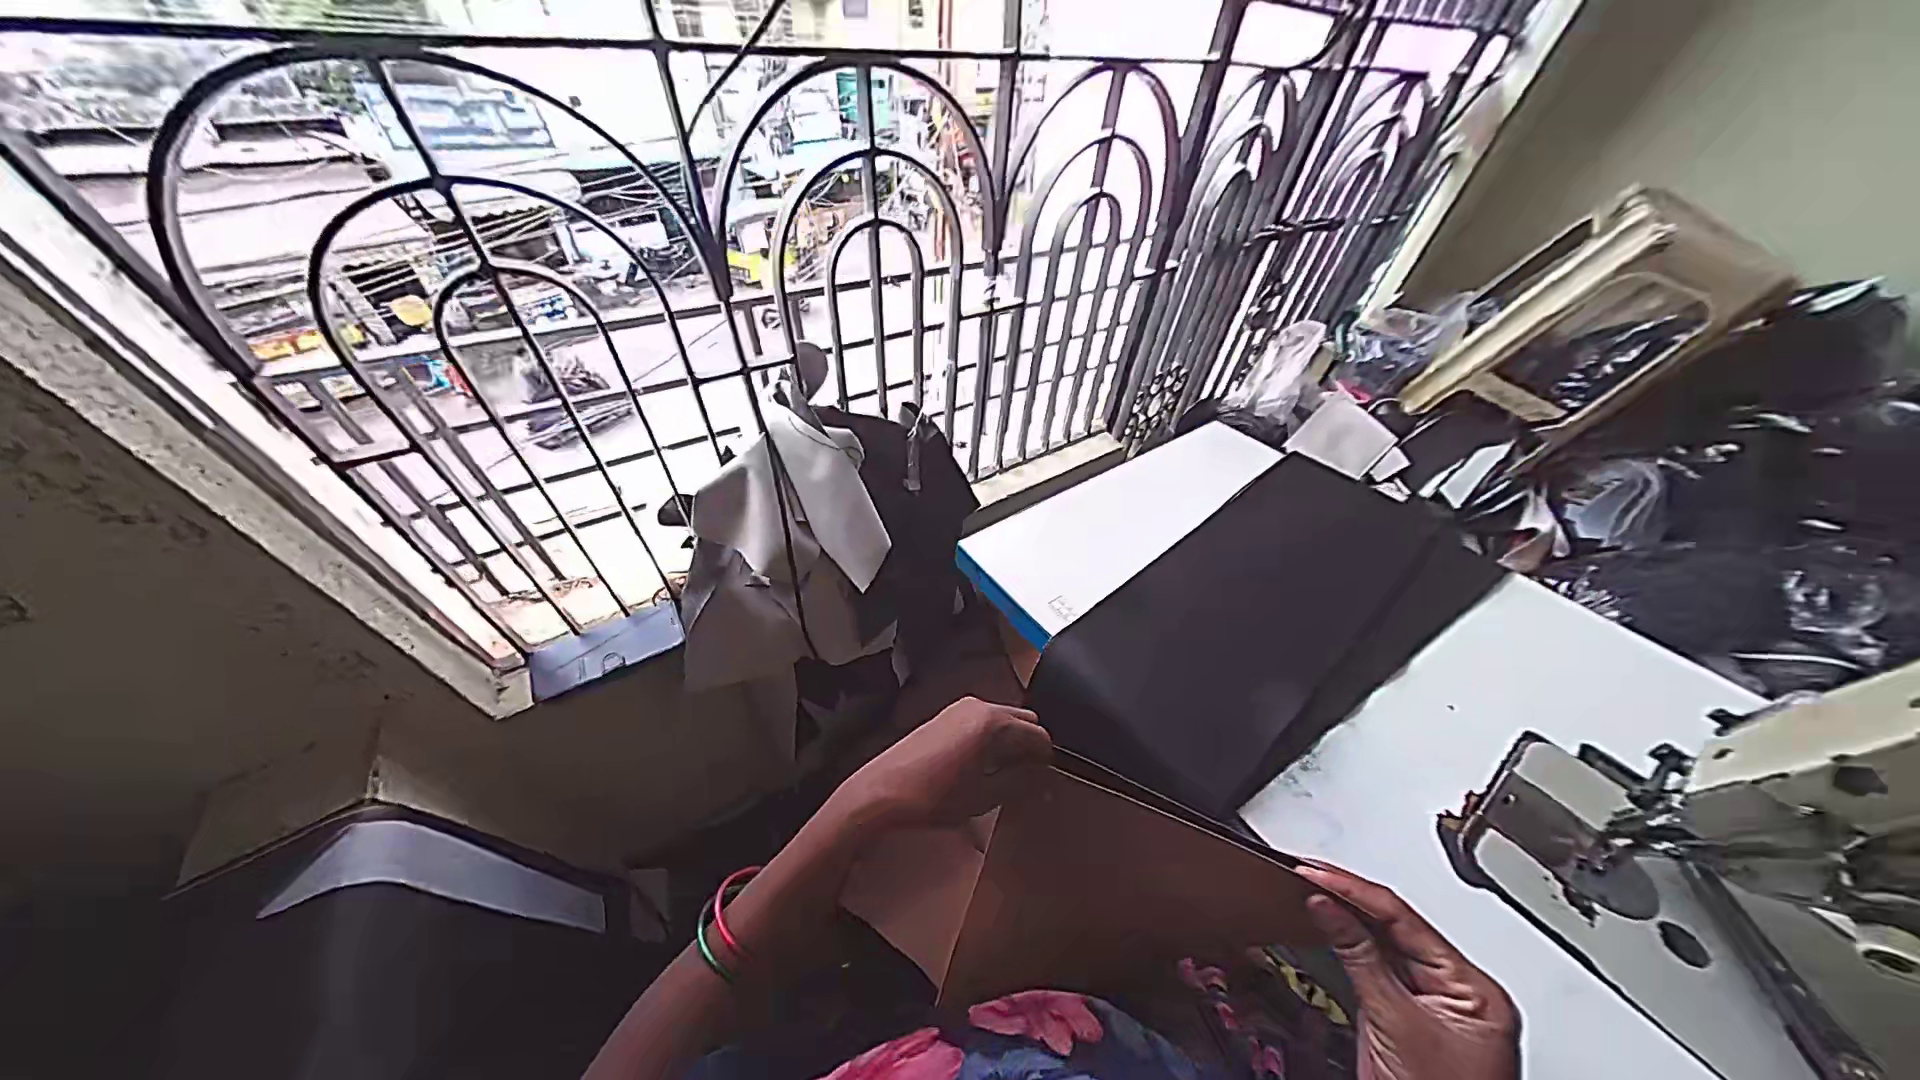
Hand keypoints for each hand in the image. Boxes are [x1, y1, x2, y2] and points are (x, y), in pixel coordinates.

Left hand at [827, 697, 1051, 831]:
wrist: (881, 792)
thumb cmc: (932, 796)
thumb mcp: (984, 797)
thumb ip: (1018, 781)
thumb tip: (1038, 775)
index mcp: (993, 722)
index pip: (1038, 734)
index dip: (1046, 757)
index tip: (1047, 776)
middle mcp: (978, 706)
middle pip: (1023, 720)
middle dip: (1030, 745)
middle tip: (1030, 776)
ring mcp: (959, 709)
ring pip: (1002, 719)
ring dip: (1010, 741)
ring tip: (1006, 774)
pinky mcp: (944, 717)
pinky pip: (982, 722)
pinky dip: (991, 738)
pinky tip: (983, 766)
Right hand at [1299, 863, 1518, 1079]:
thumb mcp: (1393, 1021)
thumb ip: (1357, 955)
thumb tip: (1326, 903)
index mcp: (1474, 990)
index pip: (1405, 919)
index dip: (1355, 890)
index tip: (1317, 872)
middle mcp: (1457, 991)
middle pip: (1395, 925)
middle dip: (1349, 897)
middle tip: (1309, 872)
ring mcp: (1430, 1002)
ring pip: (1382, 940)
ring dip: (1344, 915)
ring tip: (1311, 888)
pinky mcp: (1404, 1012)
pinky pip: (1373, 962)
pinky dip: (1345, 941)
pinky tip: (1326, 922)